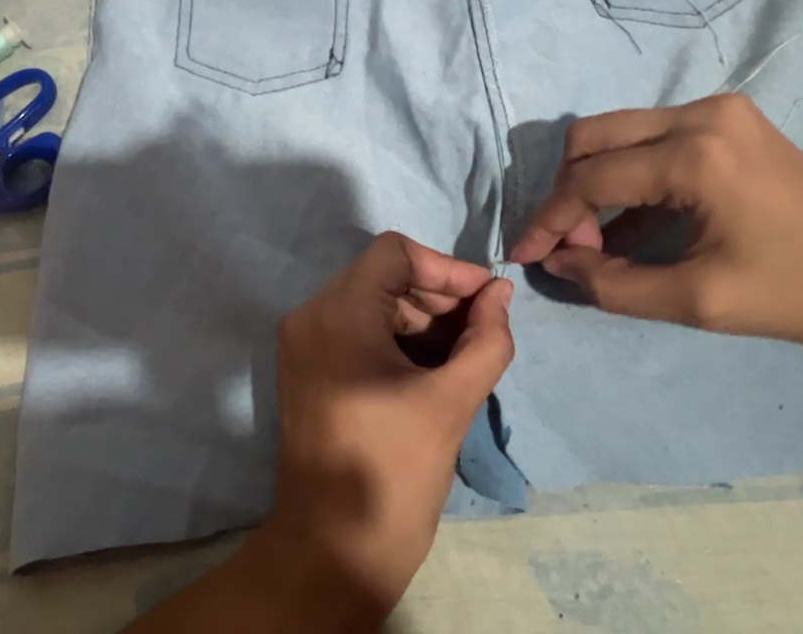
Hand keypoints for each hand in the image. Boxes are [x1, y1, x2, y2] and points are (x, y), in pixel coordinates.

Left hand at [263, 232, 514, 614]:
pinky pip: (356, 331)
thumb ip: (486, 339)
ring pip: (371, 302)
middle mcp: (310, 315)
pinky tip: (433, 369)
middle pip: (383, 276)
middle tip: (483, 331)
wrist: (333, 548)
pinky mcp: (306, 368)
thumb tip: (500, 294)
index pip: (395, 253)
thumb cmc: (394, 471)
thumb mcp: (452, 400)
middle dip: (438, 298)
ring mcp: (303, 343)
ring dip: (421, 320)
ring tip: (464, 355)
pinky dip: (396, 339)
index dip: (447, 269)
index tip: (486, 301)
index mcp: (337, 313)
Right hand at [507, 92, 802, 350]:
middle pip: (593, 138)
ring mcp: (718, 113)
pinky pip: (651, 142)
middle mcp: (700, 114)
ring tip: (590, 241)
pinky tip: (623, 226)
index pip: (591, 179)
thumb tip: (558, 263)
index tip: (522, 255)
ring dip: (592, 184)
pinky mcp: (729, 124)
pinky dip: (627, 179)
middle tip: (565, 246)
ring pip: (617, 135)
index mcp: (696, 154)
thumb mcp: (700, 301)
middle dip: (566, 193)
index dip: (550, 220)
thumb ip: (614, 283)